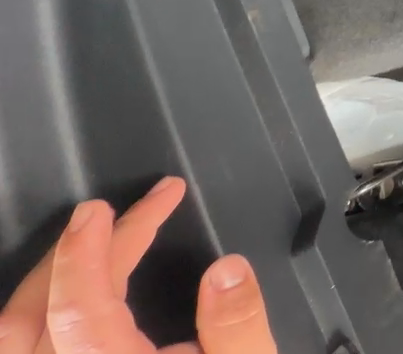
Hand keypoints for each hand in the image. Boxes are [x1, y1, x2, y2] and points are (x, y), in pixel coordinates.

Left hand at [0, 178, 276, 353]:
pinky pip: (16, 353)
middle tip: (119, 211)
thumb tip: (225, 266)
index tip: (127, 204)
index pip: (80, 304)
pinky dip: (27, 319)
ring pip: (7, 339)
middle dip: (76, 252)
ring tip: (83, 244)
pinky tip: (55, 301)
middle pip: (32, 316)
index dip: (95, 248)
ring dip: (42, 283)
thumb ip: (238, 322)